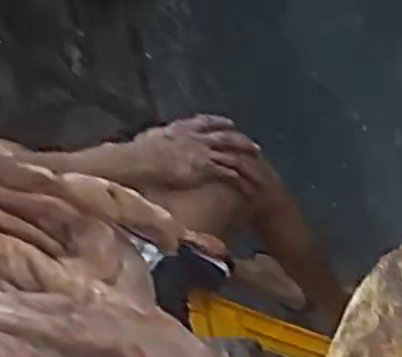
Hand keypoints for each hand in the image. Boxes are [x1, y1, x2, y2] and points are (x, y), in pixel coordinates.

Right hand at [126, 115, 261, 188]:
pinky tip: (249, 189)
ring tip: (260, 172)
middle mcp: (196, 138)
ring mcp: (203, 153)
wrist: (141, 160)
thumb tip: (160, 137)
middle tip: (256, 148)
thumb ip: (164, 136)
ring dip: (248, 164)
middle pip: (226, 137)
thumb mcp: (153, 136)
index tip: (231, 123)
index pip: (205, 121)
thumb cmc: (141, 151)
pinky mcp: (206, 168)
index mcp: (183, 128)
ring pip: (232, 156)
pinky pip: (229, 175)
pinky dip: (241, 182)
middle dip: (242, 142)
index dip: (220, 122)